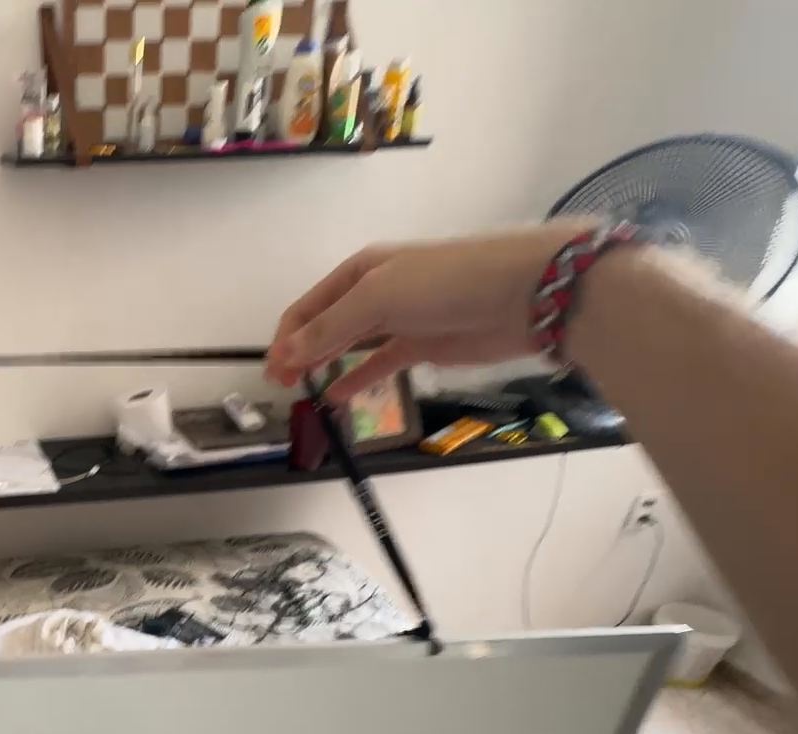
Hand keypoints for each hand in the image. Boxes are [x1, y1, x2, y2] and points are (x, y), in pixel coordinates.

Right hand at [265, 222, 591, 402]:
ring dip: (323, 366)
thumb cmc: (444, 283)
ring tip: (302, 390)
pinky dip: (356, 379)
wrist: (525, 293)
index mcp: (359, 272)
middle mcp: (373, 294)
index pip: (306, 308)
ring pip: (347, 347)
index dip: (285, 339)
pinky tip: (337, 396)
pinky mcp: (420, 345)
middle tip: (281, 384)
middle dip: (298, 353)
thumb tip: (281, 355)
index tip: (272, 372)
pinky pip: (378, 365)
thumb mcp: (375, 299)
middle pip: (323, 327)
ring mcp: (398, 320)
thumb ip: (327, 330)